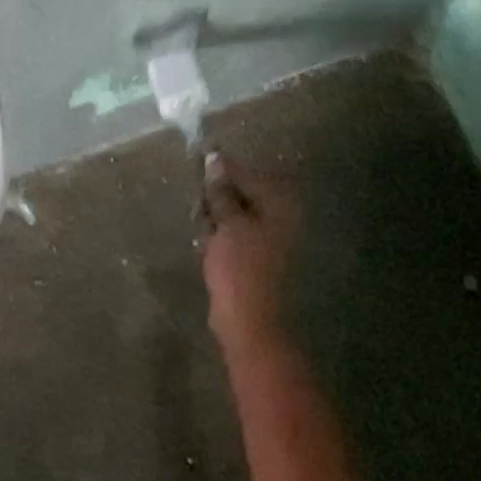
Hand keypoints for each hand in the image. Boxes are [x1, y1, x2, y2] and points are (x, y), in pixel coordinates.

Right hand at [200, 151, 299, 351]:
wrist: (250, 323)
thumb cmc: (240, 269)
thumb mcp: (227, 224)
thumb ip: (221, 192)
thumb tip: (214, 160)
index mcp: (281, 205)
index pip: (248, 173)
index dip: (222, 167)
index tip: (199, 157)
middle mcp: (283, 217)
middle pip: (246, 192)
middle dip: (219, 193)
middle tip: (197, 197)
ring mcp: (274, 239)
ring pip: (240, 214)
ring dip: (219, 214)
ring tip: (199, 218)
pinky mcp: (260, 258)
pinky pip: (239, 234)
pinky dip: (223, 233)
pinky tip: (207, 238)